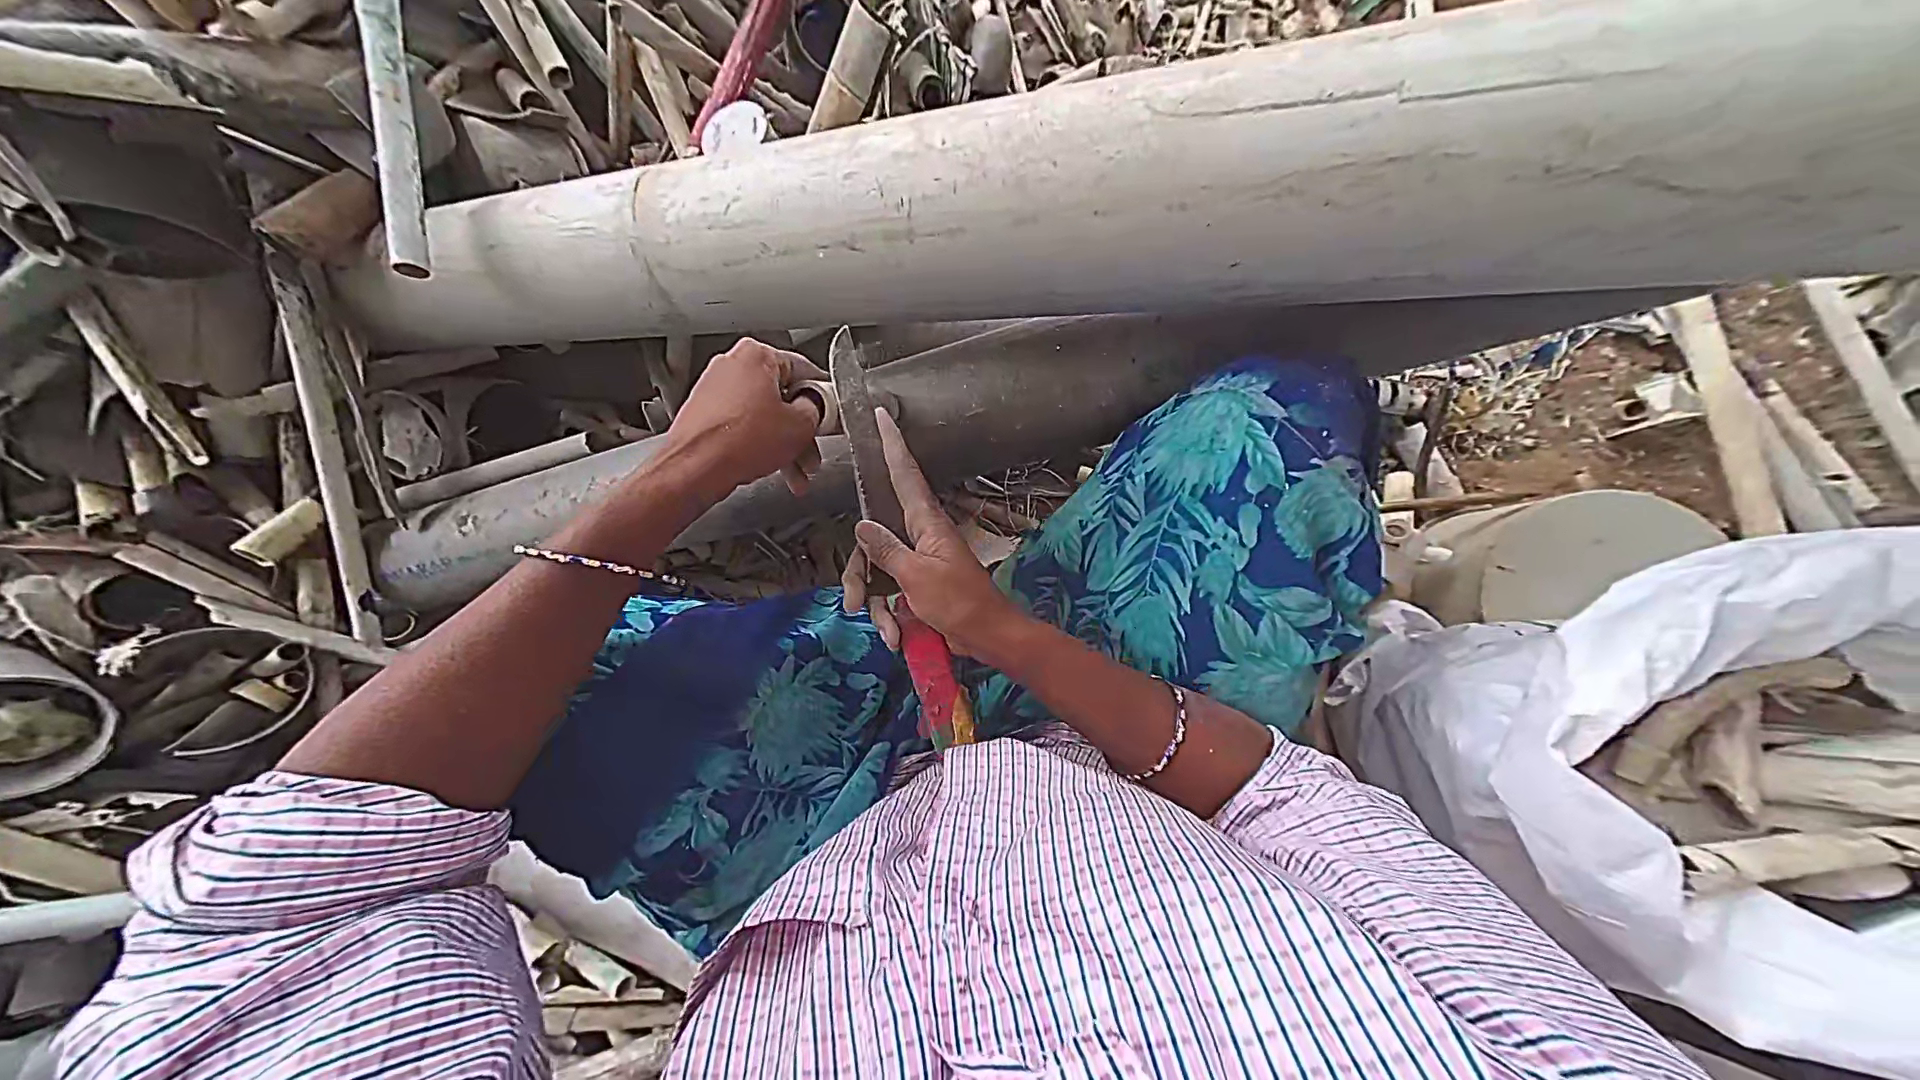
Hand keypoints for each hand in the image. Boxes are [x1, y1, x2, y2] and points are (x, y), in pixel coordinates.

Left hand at [664, 338, 825, 496]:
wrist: (696, 469)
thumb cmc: (737, 442)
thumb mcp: (801, 425)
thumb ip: (816, 410)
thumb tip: (816, 408)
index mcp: (755, 355)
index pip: (804, 369)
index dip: (823, 396)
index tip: (830, 413)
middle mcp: (732, 367)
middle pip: (783, 397)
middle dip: (801, 430)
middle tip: (813, 448)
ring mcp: (716, 390)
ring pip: (765, 417)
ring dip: (785, 445)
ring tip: (798, 471)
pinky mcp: (706, 415)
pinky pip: (745, 428)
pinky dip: (762, 446)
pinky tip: (775, 467)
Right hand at [840, 407, 1023, 658]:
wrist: (986, 636)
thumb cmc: (959, 603)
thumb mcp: (916, 577)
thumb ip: (886, 550)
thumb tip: (862, 526)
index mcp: (926, 523)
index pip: (905, 474)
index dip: (892, 445)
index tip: (882, 417)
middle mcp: (919, 536)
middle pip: (873, 540)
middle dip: (860, 576)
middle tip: (854, 601)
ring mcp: (918, 560)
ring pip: (877, 571)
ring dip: (877, 605)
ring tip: (889, 630)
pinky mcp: (917, 583)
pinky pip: (890, 592)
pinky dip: (891, 617)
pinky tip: (898, 636)